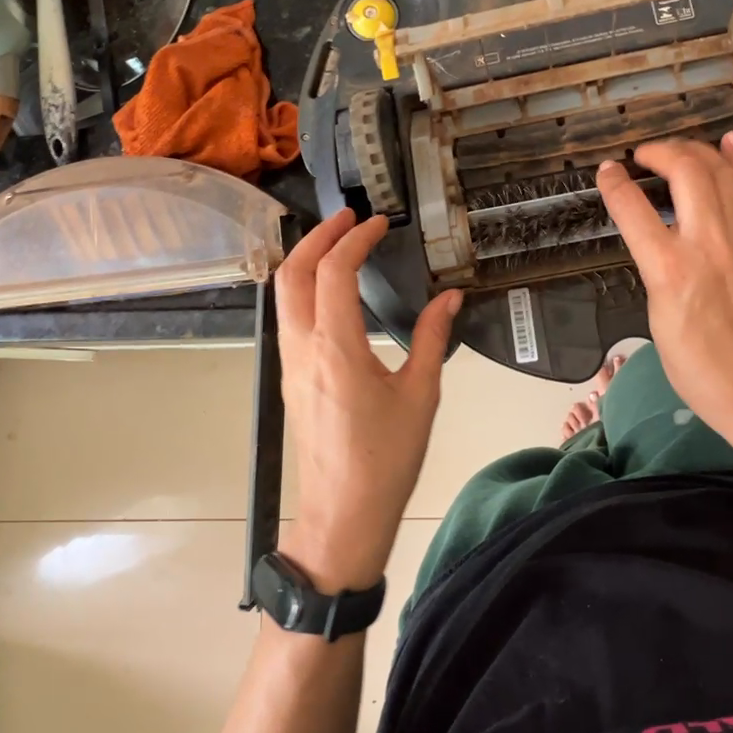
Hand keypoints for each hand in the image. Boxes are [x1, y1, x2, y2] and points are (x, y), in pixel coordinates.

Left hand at [274, 210, 461, 592]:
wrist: (343, 514)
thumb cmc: (387, 458)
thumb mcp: (421, 395)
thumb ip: (433, 338)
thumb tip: (450, 296)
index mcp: (337, 348)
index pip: (334, 272)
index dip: (355, 239)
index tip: (380, 224)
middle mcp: (303, 348)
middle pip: (291, 273)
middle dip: (317, 236)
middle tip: (348, 218)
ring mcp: (289, 364)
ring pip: (282, 295)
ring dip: (304, 259)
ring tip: (337, 243)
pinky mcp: (290, 378)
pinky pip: (286, 317)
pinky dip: (301, 287)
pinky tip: (329, 290)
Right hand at [596, 134, 732, 434]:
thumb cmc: (696, 365)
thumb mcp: (655, 317)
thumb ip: (653, 268)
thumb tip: (649, 238)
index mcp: (671, 270)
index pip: (634, 209)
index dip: (614, 183)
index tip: (605, 170)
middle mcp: (706, 244)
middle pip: (685, 171)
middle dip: (659, 151)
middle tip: (641, 156)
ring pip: (719, 172)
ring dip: (694, 150)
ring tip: (673, 148)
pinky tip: (727, 143)